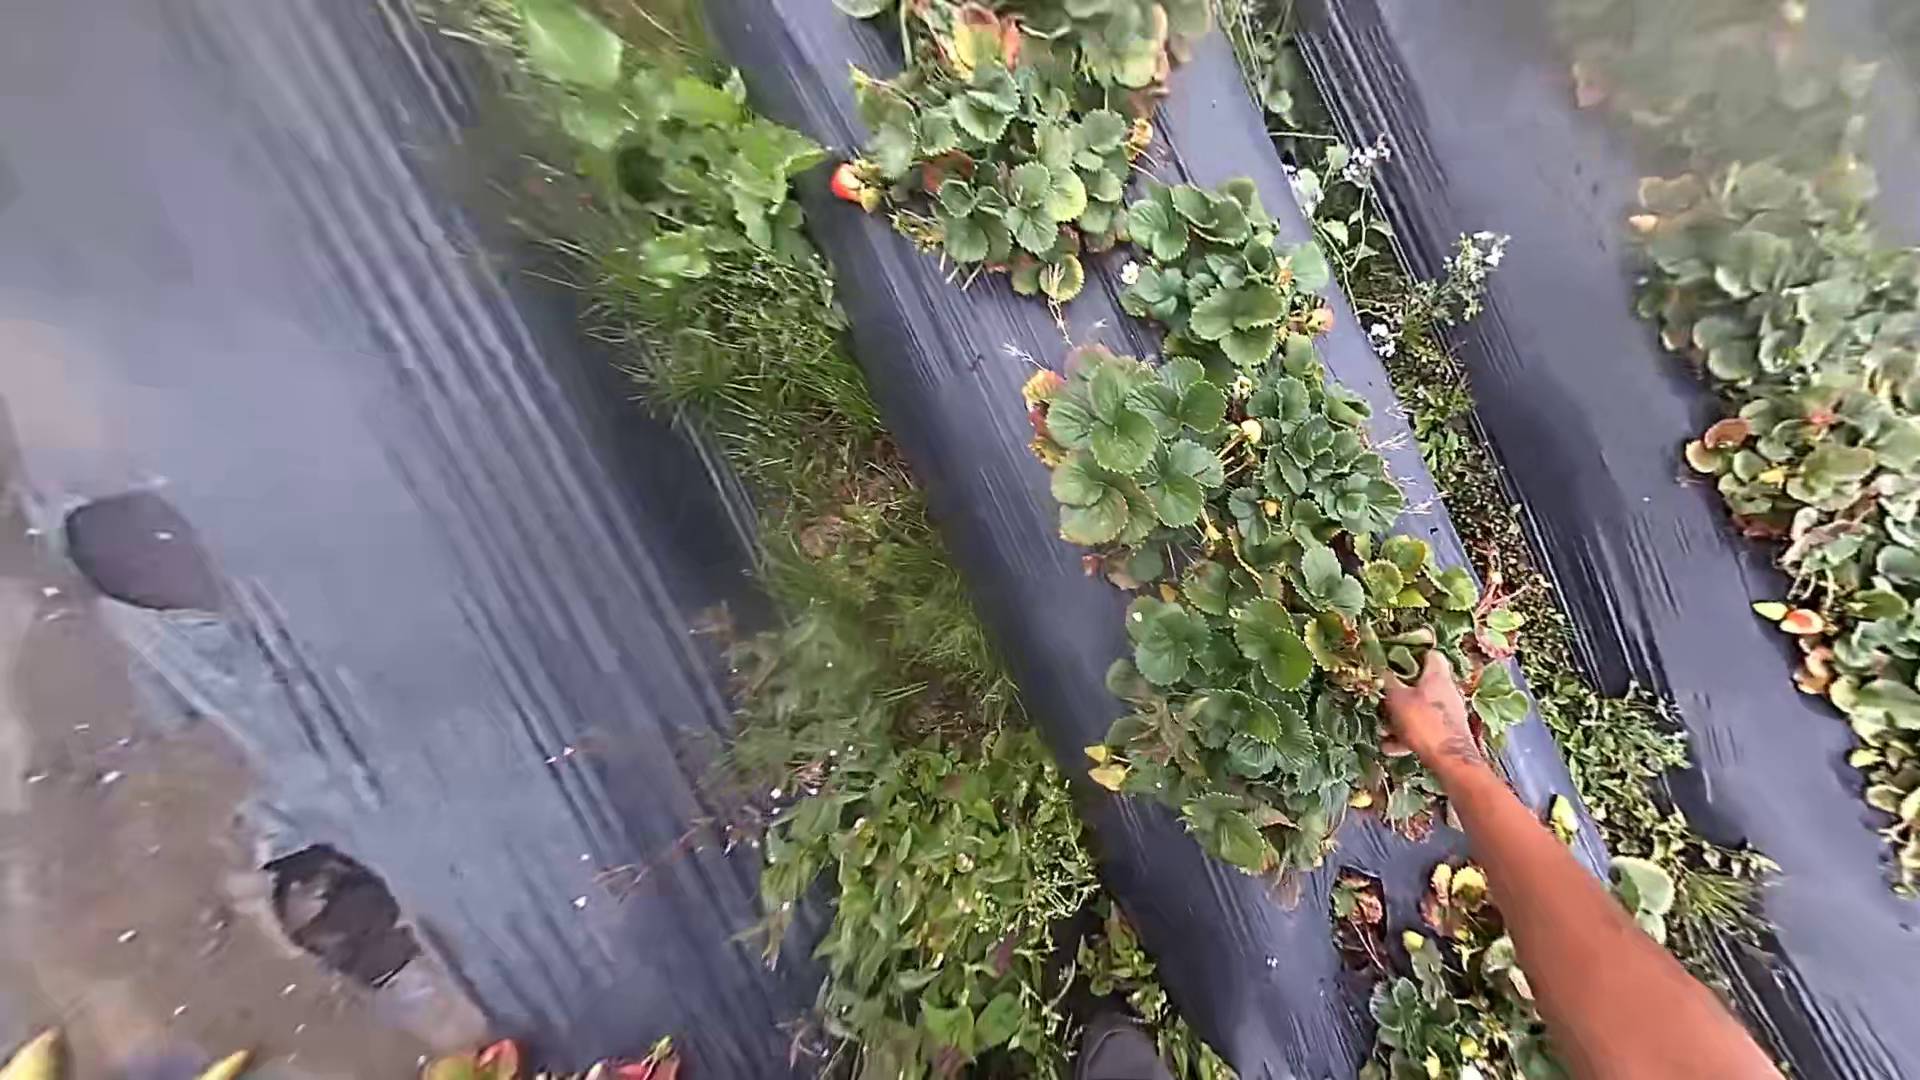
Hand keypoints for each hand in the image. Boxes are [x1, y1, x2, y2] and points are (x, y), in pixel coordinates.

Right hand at [1381, 650, 1483, 775]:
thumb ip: (1387, 680)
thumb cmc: (1423, 721)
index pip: (1431, 655)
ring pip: (1419, 707)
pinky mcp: (1447, 732)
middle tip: (1381, 694)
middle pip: (1421, 684)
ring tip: (1382, 727)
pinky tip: (1390, 746)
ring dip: (1399, 716)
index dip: (1413, 653)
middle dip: (1398, 690)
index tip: (1393, 656)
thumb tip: (1379, 665)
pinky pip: (1422, 727)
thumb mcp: (1396, 697)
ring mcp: (1449, 713)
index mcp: (1438, 678)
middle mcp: (1447, 693)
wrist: (1449, 760)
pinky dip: (1406, 734)